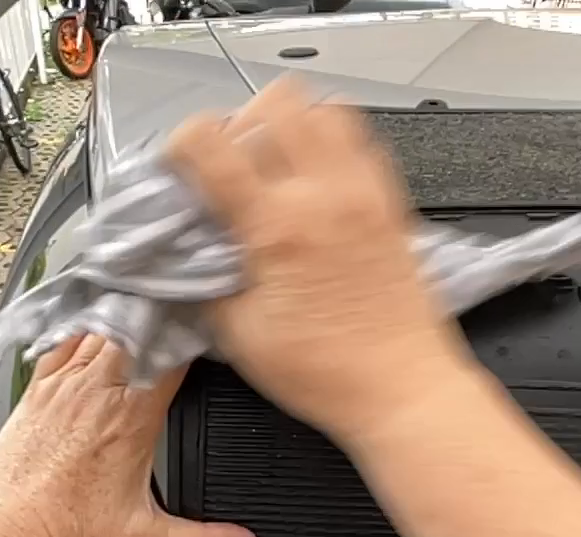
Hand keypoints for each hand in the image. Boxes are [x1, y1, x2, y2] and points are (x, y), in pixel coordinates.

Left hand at [0, 334, 257, 536]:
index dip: (196, 332)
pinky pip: (68, 339)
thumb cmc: (65, 530)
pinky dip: (88, 326)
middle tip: (188, 306)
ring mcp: (64, 384)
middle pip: (139, 326)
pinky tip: (101, 323)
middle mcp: (96, 390)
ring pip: (104, 326)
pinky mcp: (39, 388)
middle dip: (165, 315)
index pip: (172, 352)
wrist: (5, 532)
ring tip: (152, 309)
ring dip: (129, 317)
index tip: (215, 326)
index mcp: (130, 417)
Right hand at [166, 78, 475, 443]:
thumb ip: (208, 290)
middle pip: (273, 101)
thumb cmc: (330, 375)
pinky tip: (317, 185)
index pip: (211, 143)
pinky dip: (331, 144)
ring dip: (288, 126)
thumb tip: (190, 265)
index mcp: (276, 226)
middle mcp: (323, 195)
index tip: (178, 166)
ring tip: (274, 168)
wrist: (402, 389)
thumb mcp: (244, 341)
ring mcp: (364, 194)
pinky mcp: (391, 206)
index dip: (180, 144)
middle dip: (239, 124)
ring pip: (322, 108)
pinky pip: (361, 141)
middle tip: (230, 166)